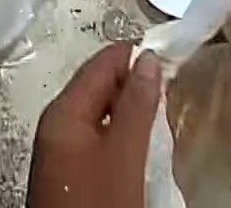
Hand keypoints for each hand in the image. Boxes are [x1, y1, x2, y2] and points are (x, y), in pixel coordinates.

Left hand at [30, 43, 161, 207]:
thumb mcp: (123, 156)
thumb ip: (137, 103)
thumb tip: (149, 56)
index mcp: (63, 111)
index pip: (104, 61)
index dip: (138, 55)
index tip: (173, 59)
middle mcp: (57, 123)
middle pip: (101, 83)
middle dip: (136, 83)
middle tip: (171, 92)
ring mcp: (61, 150)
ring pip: (102, 110)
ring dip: (132, 110)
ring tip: (162, 119)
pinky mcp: (69, 174)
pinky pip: (99, 135)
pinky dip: (122, 133)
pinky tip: (144, 146)